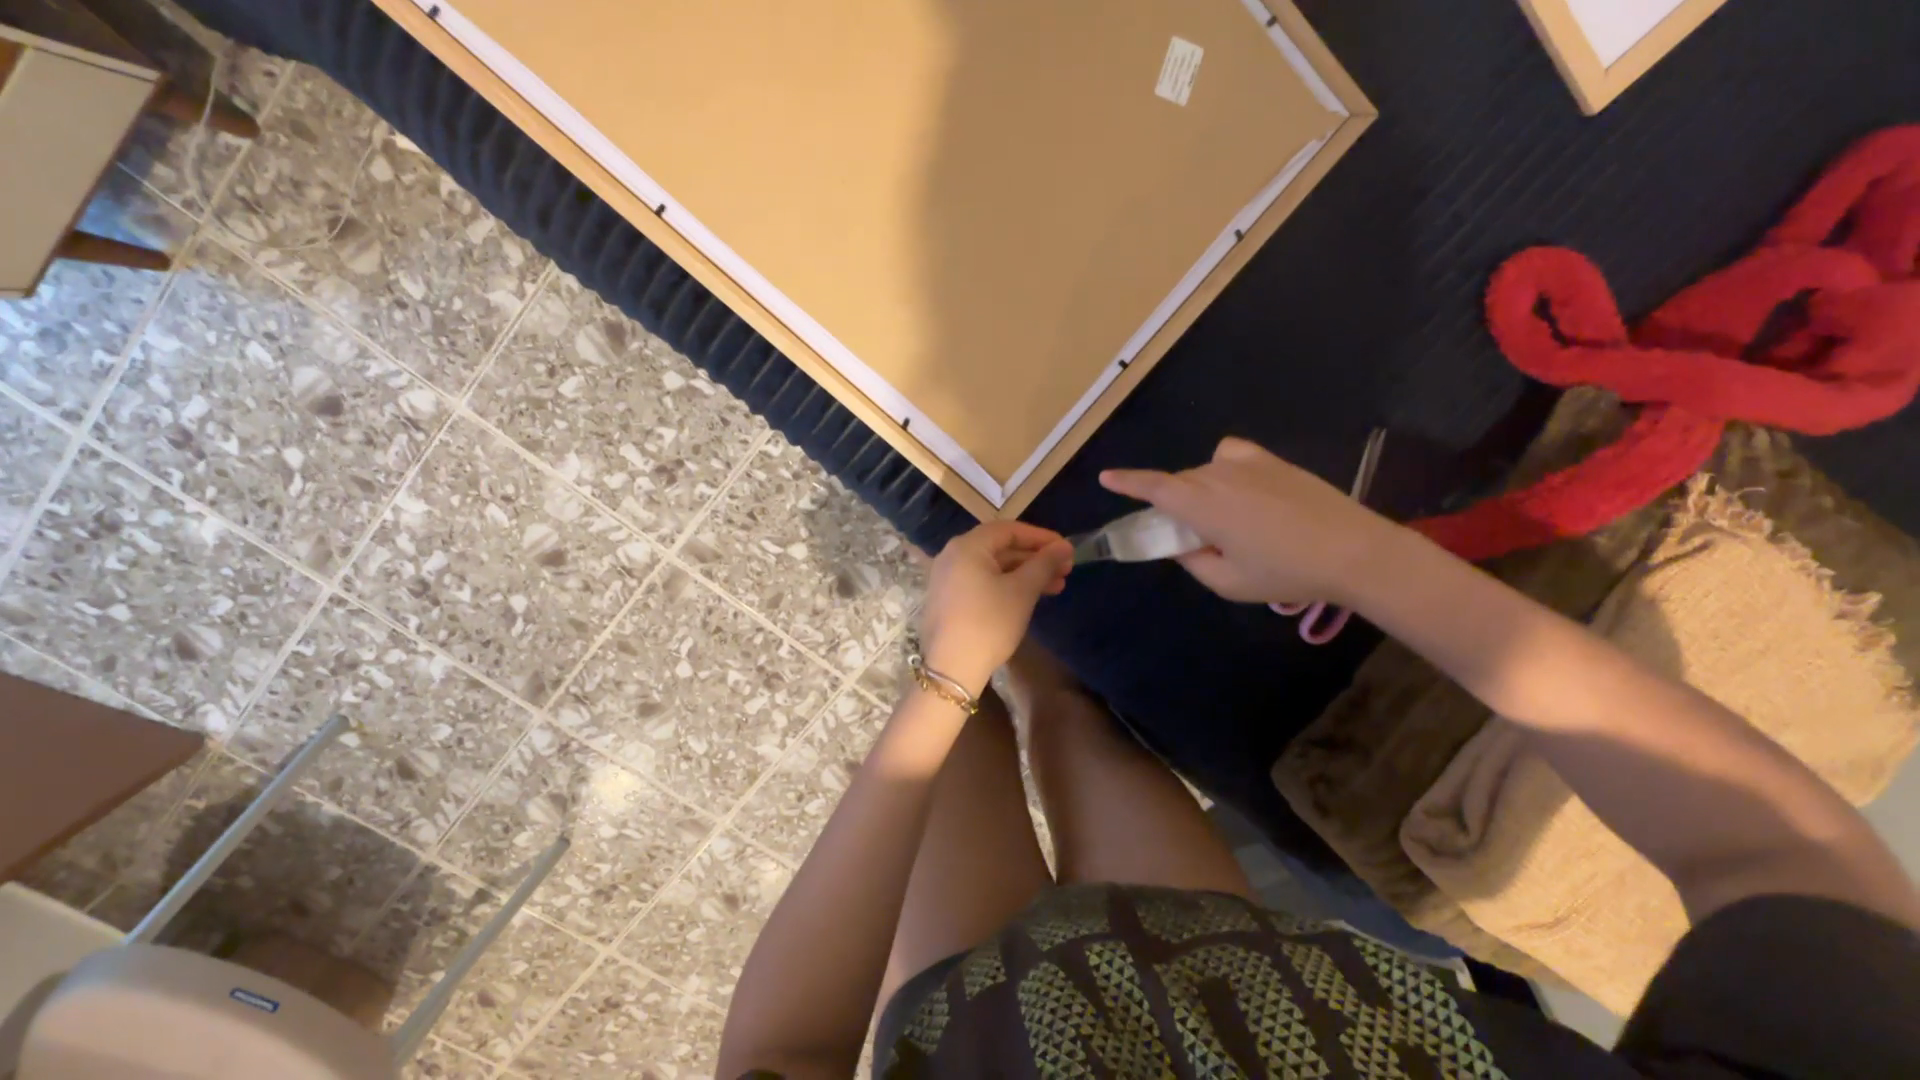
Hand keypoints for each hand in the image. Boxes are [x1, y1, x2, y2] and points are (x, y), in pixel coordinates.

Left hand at [916, 522, 1072, 694]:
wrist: (952, 669)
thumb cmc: (990, 622)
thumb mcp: (1022, 591)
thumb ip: (1044, 564)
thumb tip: (1064, 547)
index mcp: (967, 547)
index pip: (1008, 530)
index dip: (1040, 537)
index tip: (1065, 549)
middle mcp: (952, 556)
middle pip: (1001, 549)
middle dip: (1035, 558)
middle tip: (1065, 570)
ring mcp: (947, 579)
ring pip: (994, 568)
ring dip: (1025, 574)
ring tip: (1057, 587)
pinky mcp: (949, 600)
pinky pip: (982, 582)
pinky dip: (1007, 585)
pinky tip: (1030, 598)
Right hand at [1099, 436, 1399, 607]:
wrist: (1352, 550)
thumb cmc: (1287, 573)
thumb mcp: (1230, 582)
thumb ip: (1194, 562)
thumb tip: (1182, 545)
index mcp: (1202, 505)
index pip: (1153, 488)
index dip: (1127, 482)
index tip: (1106, 477)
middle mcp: (1217, 476)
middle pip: (1179, 483)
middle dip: (1173, 504)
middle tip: (1188, 537)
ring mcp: (1247, 464)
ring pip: (1204, 472)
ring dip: (1201, 492)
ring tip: (1227, 522)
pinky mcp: (1273, 461)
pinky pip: (1231, 455)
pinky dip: (1223, 467)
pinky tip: (1241, 488)